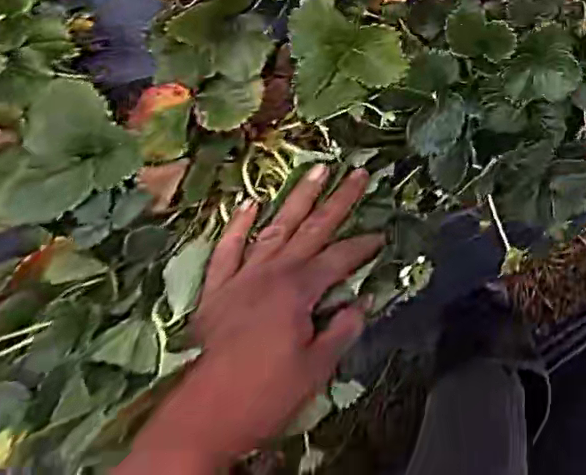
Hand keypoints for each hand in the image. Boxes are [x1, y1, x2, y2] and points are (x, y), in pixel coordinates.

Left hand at [117, 166, 383, 474]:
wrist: (203, 417)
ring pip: (276, 226)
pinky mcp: (216, 289)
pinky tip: (250, 203)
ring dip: (298, 196)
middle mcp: (273, 271)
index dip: (363, 246)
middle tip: (357, 172)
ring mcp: (243, 275)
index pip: (340, 258)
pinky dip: (238, 225)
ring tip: (316, 169)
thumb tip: (362, 303)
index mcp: (299, 289)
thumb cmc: (265, 395)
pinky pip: (228, 249)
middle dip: (339, 200)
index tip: (382, 235)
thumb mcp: (315, 370)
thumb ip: (340, 331)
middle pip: (314, 228)